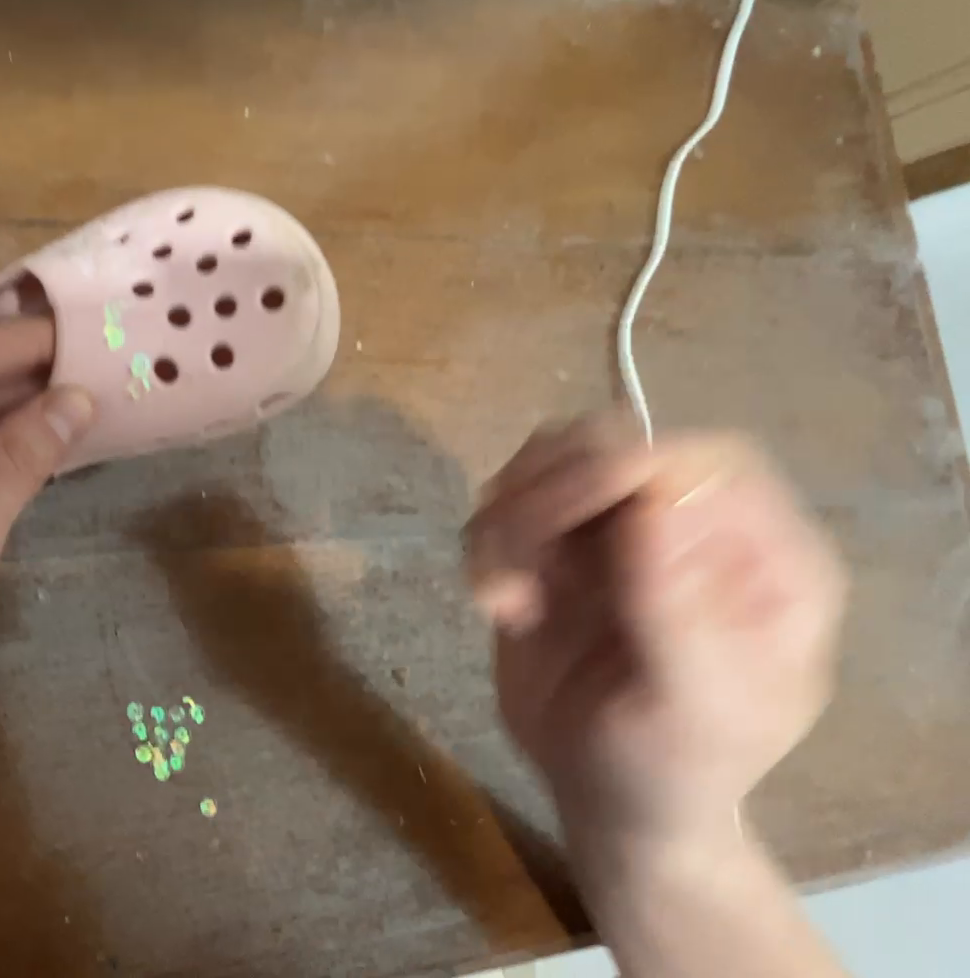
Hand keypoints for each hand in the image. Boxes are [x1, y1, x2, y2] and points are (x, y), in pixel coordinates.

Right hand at [464, 414, 845, 845]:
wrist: (604, 793)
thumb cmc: (670, 766)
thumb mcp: (691, 707)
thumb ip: (677, 607)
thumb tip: (654, 500)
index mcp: (758, 558)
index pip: (696, 462)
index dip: (619, 468)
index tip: (550, 517)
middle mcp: (682, 529)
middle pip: (604, 445)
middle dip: (541, 495)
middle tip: (512, 565)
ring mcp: (610, 536)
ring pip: (539, 467)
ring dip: (502, 525)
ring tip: (504, 598)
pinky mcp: (548, 550)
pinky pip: (498, 510)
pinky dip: (480, 549)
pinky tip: (497, 606)